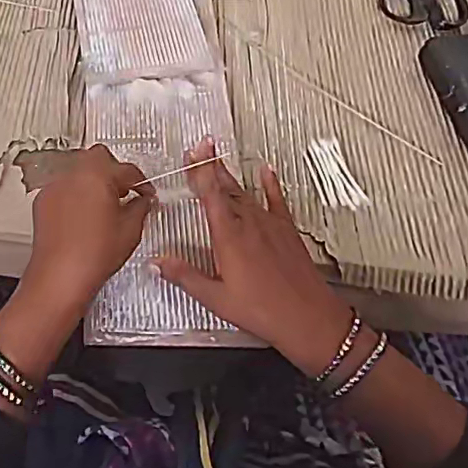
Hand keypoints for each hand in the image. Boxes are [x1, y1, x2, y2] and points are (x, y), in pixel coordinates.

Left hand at [23, 145, 154, 306]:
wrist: (60, 276)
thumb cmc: (91, 255)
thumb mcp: (130, 230)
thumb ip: (140, 207)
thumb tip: (142, 201)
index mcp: (97, 176)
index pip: (126, 169)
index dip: (141, 182)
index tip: (146, 192)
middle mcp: (72, 175)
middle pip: (98, 157)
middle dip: (114, 171)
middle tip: (125, 190)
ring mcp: (54, 187)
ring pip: (78, 171)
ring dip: (93, 181)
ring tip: (105, 204)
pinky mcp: (43, 201)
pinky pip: (63, 187)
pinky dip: (75, 194)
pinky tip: (85, 214)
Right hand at [155, 139, 354, 375]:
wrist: (308, 318)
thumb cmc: (263, 310)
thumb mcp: (216, 298)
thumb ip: (184, 276)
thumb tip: (158, 262)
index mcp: (229, 236)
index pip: (211, 194)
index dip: (202, 169)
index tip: (195, 150)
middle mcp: (249, 224)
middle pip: (225, 187)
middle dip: (210, 167)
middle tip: (198, 150)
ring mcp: (270, 225)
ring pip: (245, 192)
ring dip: (230, 176)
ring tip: (218, 161)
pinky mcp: (286, 231)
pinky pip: (276, 200)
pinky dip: (270, 184)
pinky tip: (266, 172)